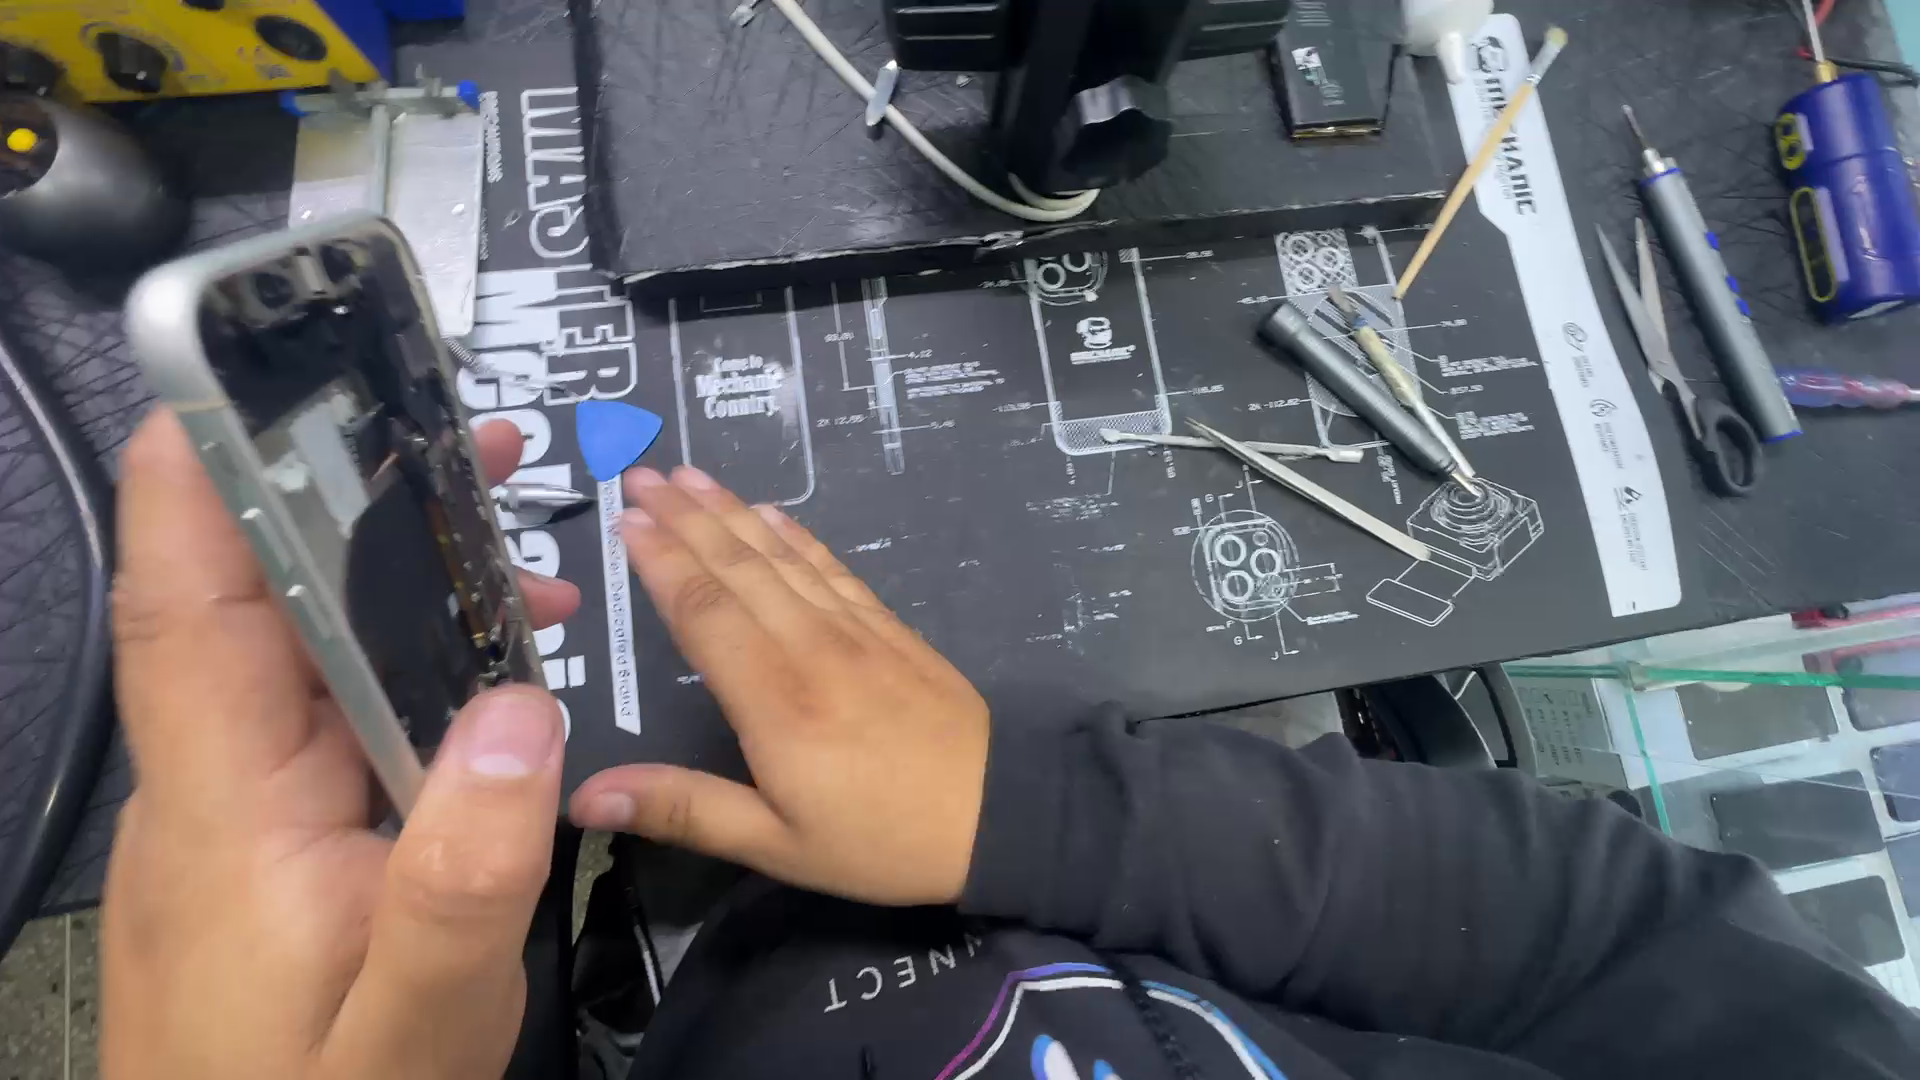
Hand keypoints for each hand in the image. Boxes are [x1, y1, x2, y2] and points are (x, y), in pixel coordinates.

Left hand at [102, 412, 580, 1079]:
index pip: (197, 619)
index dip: (203, 496)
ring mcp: (267, 801)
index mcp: (237, 808)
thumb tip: (522, 713)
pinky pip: (364, 704)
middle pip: (279, 609)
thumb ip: (463, 874)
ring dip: (421, 585)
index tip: (235, 390)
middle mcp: (234, 783)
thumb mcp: (417, 1008)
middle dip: (364, 506)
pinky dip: (435, 656)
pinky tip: (510, 668)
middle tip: (474, 448)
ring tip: (528, 560)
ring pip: (332, 652)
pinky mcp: (306, 819)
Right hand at [567, 466, 989, 905]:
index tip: (628, 520)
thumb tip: (585, 793)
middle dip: (688, 517)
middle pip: (740, 568)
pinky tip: (777, 515)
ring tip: (695, 476)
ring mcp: (856, 629)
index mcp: (775, 699)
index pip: (704, 611)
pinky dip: (800, 537)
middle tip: (644, 476)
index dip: (662, 562)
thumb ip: (686, 810)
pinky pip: (835, 569)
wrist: (995, 808)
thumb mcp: (779, 845)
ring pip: (784, 558)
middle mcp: (811, 646)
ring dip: (736, 513)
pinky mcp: (888, 627)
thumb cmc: (882, 838)